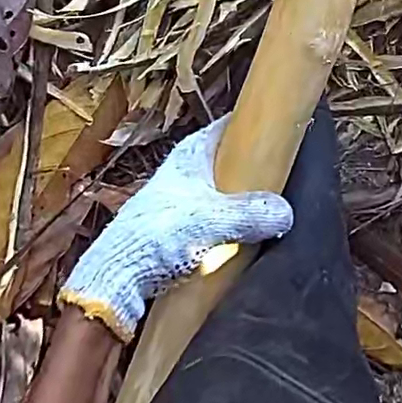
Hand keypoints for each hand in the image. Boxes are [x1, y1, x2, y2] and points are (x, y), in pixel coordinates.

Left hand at [58, 117, 292, 339]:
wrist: (115, 278)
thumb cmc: (155, 235)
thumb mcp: (212, 220)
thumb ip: (250, 214)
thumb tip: (286, 212)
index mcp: (191, 153)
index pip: (228, 126)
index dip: (253, 124)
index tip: (281, 127)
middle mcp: (185, 170)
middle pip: (227, 159)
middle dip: (252, 166)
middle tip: (282, 173)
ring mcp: (180, 199)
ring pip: (221, 190)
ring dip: (241, 199)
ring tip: (268, 210)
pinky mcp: (177, 228)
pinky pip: (214, 217)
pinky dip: (229, 223)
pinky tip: (242, 238)